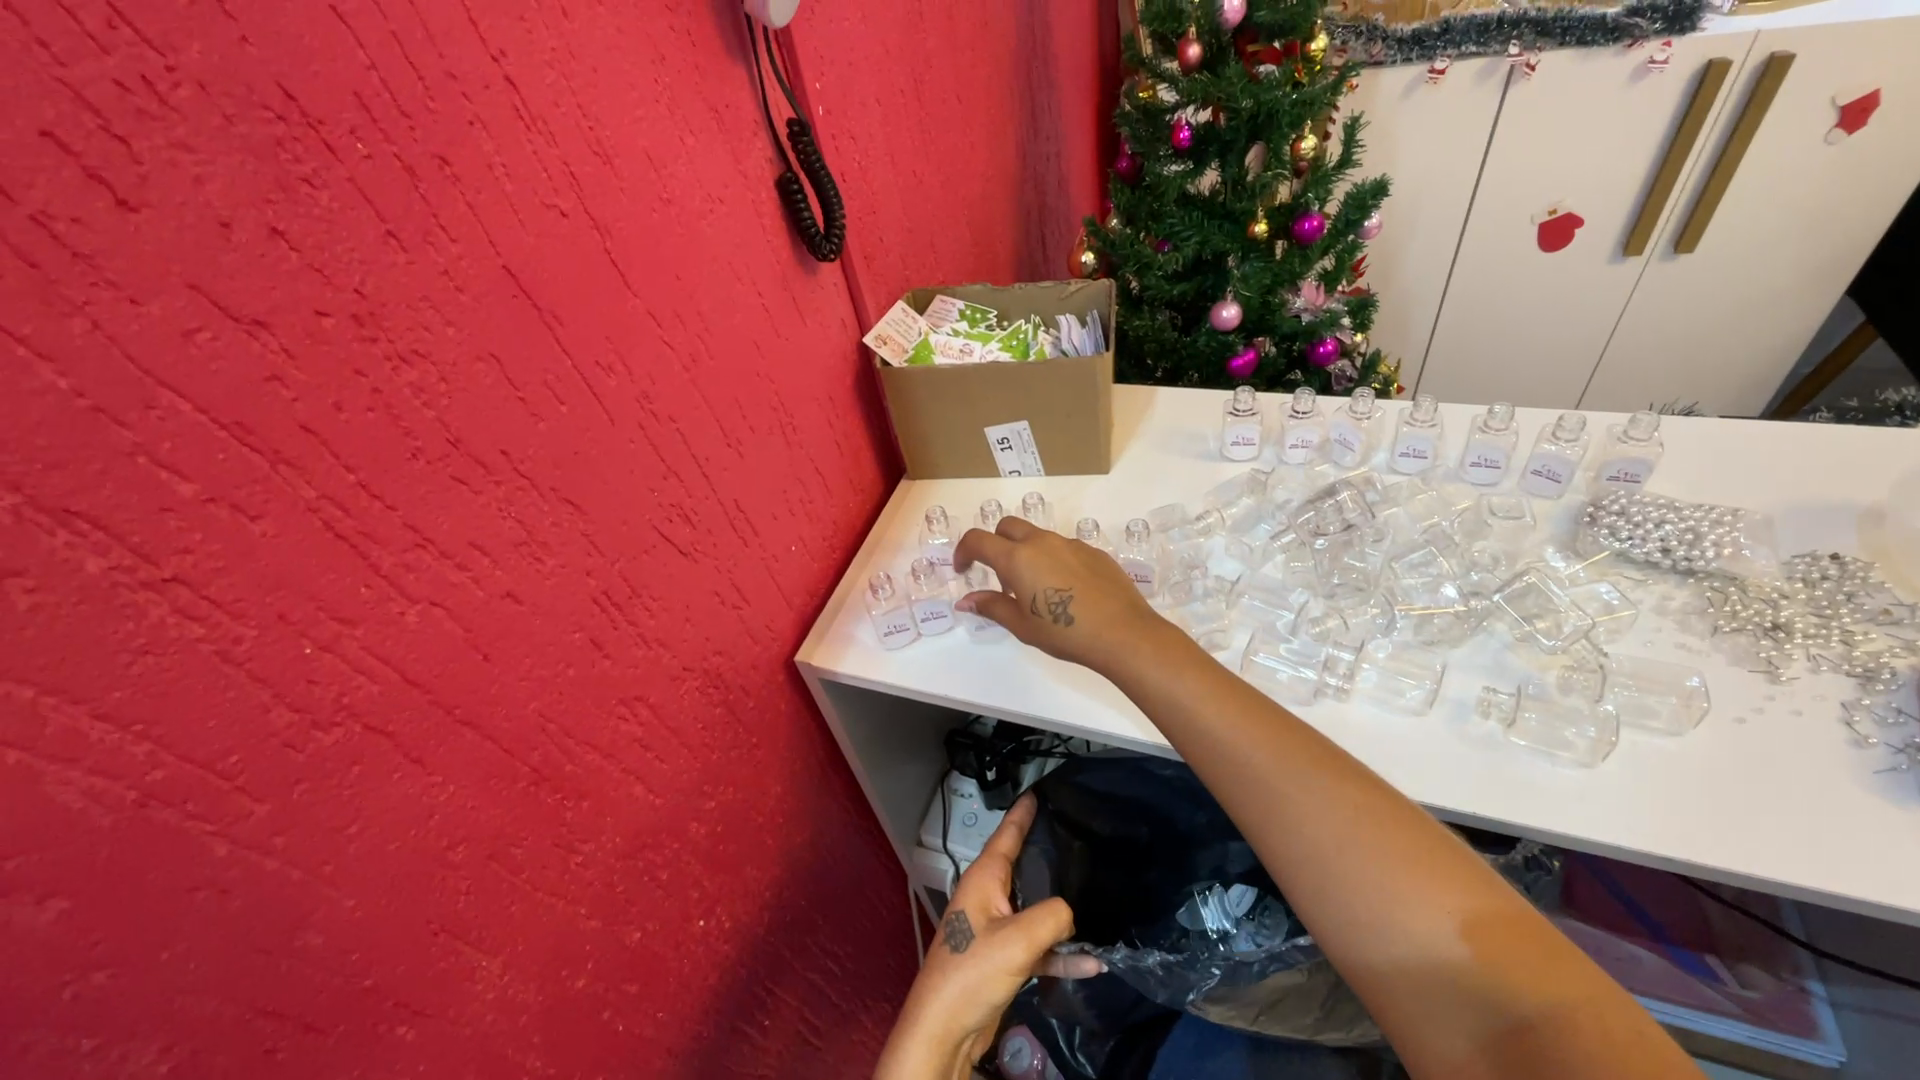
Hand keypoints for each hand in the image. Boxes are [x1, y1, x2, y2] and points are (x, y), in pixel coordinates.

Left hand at [873, 794, 1102, 1079]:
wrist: (945, 1029)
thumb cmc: (973, 972)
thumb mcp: (1019, 939)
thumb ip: (1053, 916)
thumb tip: (1070, 913)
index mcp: (983, 880)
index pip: (1006, 836)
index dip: (1022, 814)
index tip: (1037, 793)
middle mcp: (987, 899)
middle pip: (1023, 870)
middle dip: (1046, 856)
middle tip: (1076, 838)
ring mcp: (995, 931)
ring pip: (1035, 912)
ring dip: (1062, 915)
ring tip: (1095, 899)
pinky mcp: (1003, 961)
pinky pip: (1039, 949)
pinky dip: (1061, 955)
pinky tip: (1091, 963)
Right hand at [953, 516, 1178, 675]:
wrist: (1122, 633)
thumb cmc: (1065, 633)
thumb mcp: (1021, 625)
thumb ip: (991, 606)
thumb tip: (966, 601)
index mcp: (1018, 558)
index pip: (978, 540)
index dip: (963, 552)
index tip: (963, 570)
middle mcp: (1042, 542)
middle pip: (1007, 527)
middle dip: (995, 543)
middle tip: (999, 576)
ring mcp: (1071, 544)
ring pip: (1038, 537)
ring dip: (1026, 553)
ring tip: (1034, 589)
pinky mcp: (1094, 552)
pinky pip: (1064, 548)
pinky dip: (1053, 561)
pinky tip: (1065, 591)